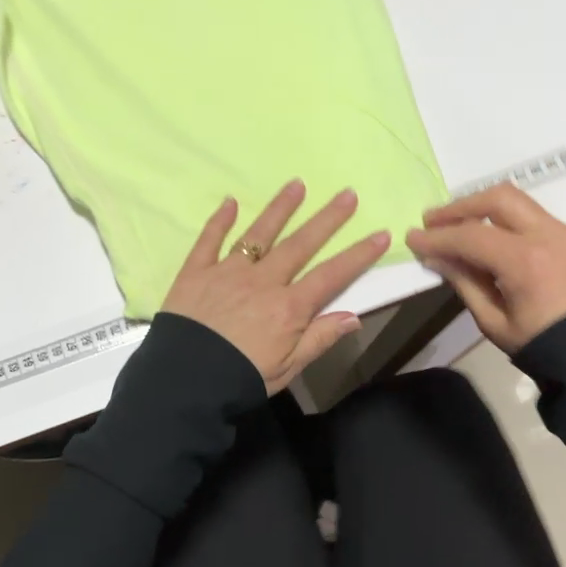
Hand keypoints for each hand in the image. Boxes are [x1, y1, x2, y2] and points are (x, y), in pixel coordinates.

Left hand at [162, 180, 391, 394]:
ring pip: (258, 234)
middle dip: (326, 219)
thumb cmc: (239, 380)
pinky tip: (229, 202)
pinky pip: (209, 241)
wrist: (184, 381)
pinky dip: (220, 220)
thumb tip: (353, 316)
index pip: (331, 275)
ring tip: (297, 185)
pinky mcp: (195, 273)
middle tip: (347, 194)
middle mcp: (262, 281)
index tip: (381, 234)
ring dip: (279, 208)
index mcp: (288, 308)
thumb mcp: (286, 369)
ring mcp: (227, 273)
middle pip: (300, 244)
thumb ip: (318, 340)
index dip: (358, 255)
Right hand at [404, 184, 565, 353]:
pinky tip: (508, 249)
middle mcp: (553, 235)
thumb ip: (466, 283)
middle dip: (462, 206)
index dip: (437, 236)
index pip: (470, 236)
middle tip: (435, 219)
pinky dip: (519, 230)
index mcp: (526, 261)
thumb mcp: (494, 322)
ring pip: (525, 207)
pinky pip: (546, 224)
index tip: (413, 238)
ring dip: (490, 213)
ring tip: (466, 229)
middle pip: (500, 199)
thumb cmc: (544, 347)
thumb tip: (440, 258)